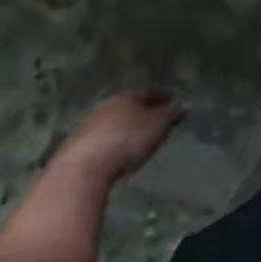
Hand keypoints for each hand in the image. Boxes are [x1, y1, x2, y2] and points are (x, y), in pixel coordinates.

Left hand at [52, 89, 180, 182]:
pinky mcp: (76, 144)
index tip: (172, 98)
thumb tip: (184, 105)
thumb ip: (171, 115)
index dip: (162, 95)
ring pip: (112, 119)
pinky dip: (111, 139)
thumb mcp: (157, 127)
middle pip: (128, 104)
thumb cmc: (126, 142)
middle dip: (141, 109)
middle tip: (154, 115)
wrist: (82, 169)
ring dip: (124, 124)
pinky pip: (100, 136)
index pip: (149, 91)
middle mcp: (106, 104)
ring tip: (135, 134)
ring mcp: (88, 124)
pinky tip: (115, 149)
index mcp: (127, 96)